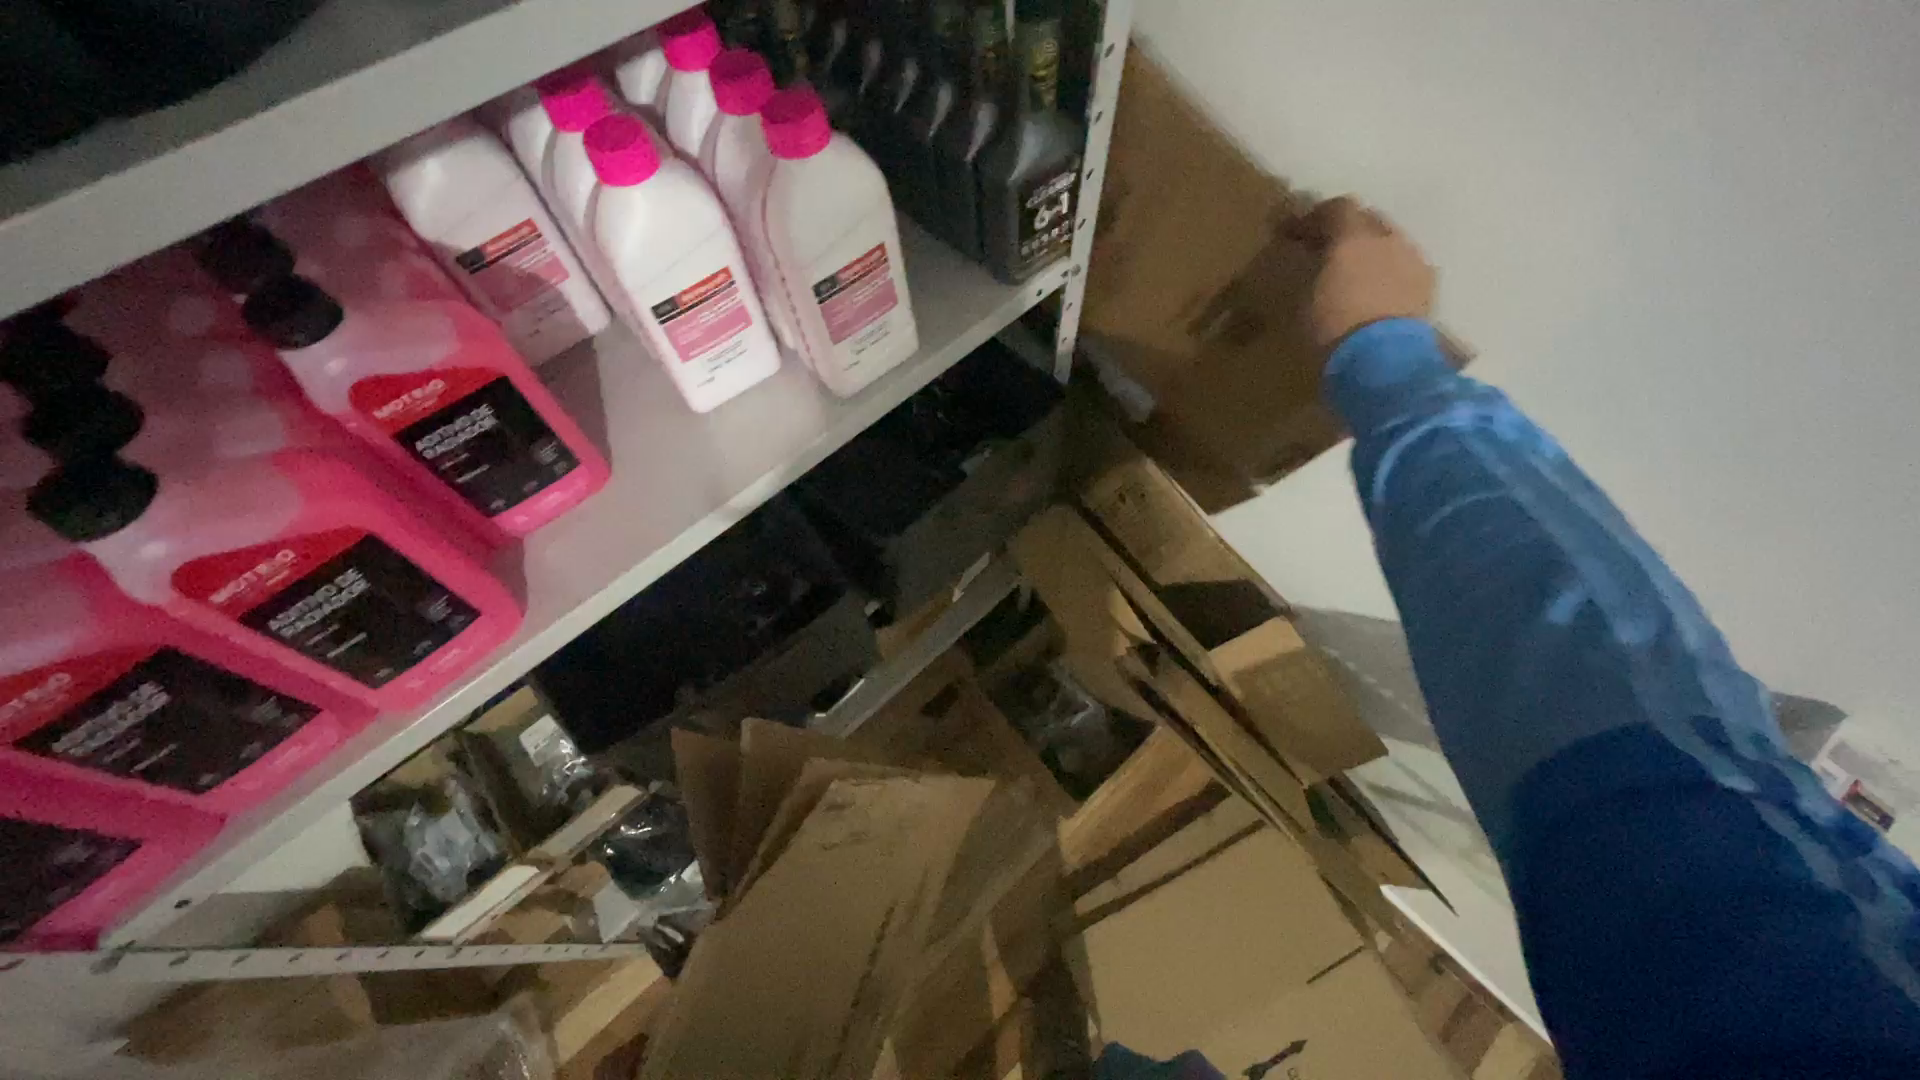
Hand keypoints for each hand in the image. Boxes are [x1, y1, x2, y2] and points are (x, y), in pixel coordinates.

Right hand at [1289, 196, 1435, 349]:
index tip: (1296, 233)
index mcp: (1353, 238)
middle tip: (1328, 253)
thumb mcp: (1306, 301)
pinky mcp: (1429, 286)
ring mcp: (1413, 260)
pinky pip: (1405, 269)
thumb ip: (1314, 272)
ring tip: (1356, 277)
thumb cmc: (1333, 330)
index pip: (1336, 209)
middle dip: (1348, 233)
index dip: (1314, 217)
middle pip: (1368, 221)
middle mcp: (1388, 239)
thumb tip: (1317, 265)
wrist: (1383, 361)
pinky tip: (1378, 295)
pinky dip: (1389, 275)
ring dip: (1372, 254)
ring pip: (1390, 244)